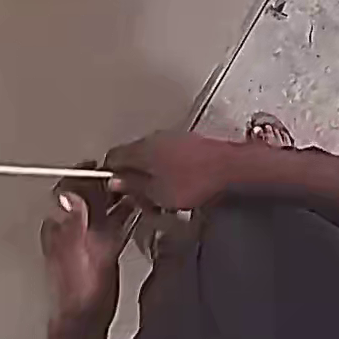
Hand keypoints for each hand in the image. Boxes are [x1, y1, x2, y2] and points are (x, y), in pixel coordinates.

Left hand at [40, 179, 133, 335]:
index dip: (85, 174)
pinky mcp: (104, 248)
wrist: (84, 323)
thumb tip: (67, 194)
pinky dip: (127, 210)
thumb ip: (73, 222)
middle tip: (126, 172)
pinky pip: (117, 220)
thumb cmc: (75, 292)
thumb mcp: (75, 253)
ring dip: (119, 194)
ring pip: (104, 206)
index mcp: (62, 225)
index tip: (103, 166)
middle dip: (106, 182)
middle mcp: (74, 228)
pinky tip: (139, 207)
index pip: (70, 188)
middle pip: (89, 194)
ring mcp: (89, 237)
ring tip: (136, 184)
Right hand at [105, 132, 248, 209]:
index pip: (113, 157)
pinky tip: (177, 188)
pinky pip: (168, 156)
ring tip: (162, 199)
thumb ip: (132, 187)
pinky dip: (167, 172)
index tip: (113, 191)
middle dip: (133, 179)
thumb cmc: (196, 179)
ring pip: (151, 157)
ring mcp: (173, 138)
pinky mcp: (188, 143)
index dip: (109, 176)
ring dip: (151, 177)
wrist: (229, 167)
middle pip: (132, 157)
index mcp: (142, 149)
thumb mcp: (156, 193)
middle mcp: (155, 138)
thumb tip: (116, 182)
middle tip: (140, 200)